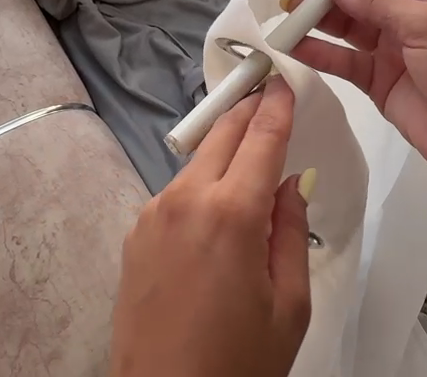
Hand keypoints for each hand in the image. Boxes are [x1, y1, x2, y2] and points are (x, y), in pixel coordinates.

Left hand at [109, 77, 312, 376]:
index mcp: (230, 213)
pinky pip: (176, 193)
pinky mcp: (135, 231)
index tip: (283, 78)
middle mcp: (185, 199)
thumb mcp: (288, 305)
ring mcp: (153, 212)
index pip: (260, 138)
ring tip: (248, 162)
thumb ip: (291, 231)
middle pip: (221, 133)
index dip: (275, 104)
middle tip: (267, 96)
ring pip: (197, 162)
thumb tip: (289, 182)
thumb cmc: (238, 363)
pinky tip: (214, 215)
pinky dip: (200, 186)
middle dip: (246, 110)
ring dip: (222, 150)